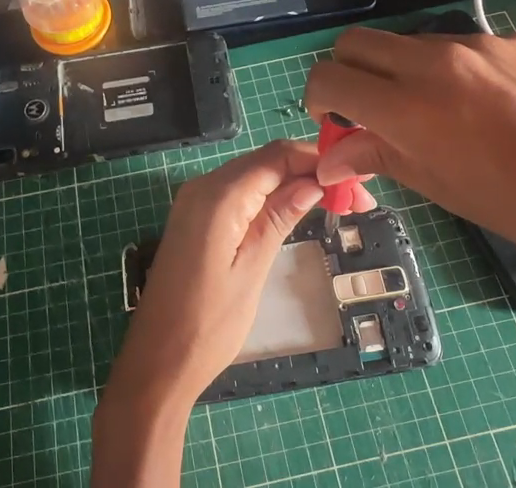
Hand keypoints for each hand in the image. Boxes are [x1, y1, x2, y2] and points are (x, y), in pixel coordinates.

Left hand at [91, 141, 374, 484]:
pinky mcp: (196, 218)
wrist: (158, 360)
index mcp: (218, 195)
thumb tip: (313, 182)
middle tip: (356, 198)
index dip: (318, 161)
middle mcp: (203, 186)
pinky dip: (270, 196)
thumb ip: (279, 218)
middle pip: (266, 161)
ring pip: (254, 175)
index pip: (276, 156)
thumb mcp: (252, 269)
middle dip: (310, 171)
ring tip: (337, 204)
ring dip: (293, 183)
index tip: (357, 180)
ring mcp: (196, 201)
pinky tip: (296, 210)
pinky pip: (239, 193)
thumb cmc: (208, 324)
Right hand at [305, 27, 515, 280]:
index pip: (330, 76)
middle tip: (369, 114)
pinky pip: (466, 48)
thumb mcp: (447, 191)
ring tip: (442, 121)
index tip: (332, 123)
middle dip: (348, 74)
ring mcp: (482, 43)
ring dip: (403, 74)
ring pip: (412, 44)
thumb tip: (332, 155)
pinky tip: (496, 113)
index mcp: (411, 104)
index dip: (318, 99)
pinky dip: (456, 74)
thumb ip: (382, 157)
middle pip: (358, 42)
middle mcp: (438, 59)